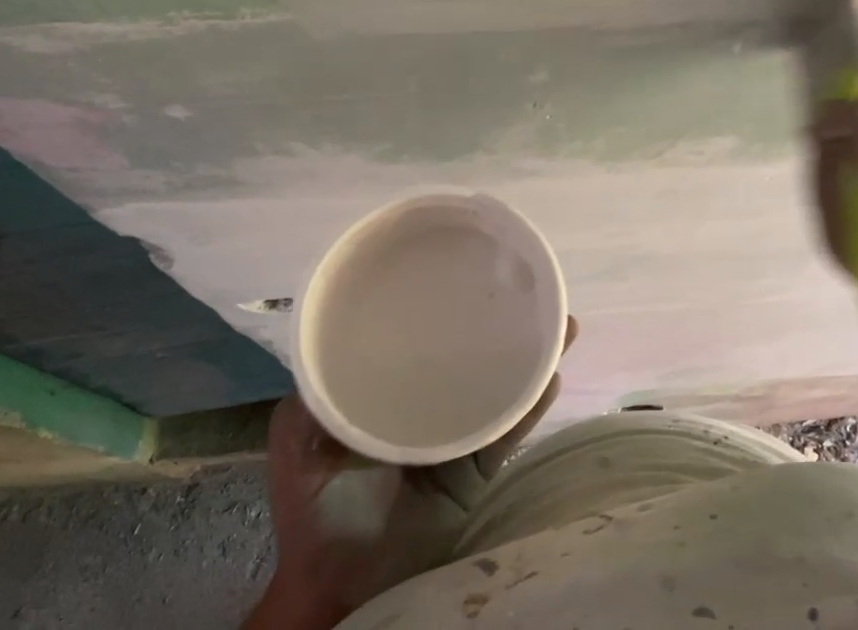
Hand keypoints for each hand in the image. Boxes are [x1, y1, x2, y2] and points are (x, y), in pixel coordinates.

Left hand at [251, 318, 578, 628]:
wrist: (343, 587)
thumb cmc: (315, 512)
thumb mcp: (298, 441)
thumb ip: (312, 395)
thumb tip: (335, 334)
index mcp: (383, 396)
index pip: (416, 343)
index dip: (440, 308)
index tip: (463, 270)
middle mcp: (424, 409)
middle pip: (467, 359)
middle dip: (499, 327)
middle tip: (530, 294)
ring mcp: (455, 441)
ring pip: (496, 390)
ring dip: (529, 358)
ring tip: (560, 325)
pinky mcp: (477, 474)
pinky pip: (507, 435)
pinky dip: (530, 407)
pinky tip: (550, 376)